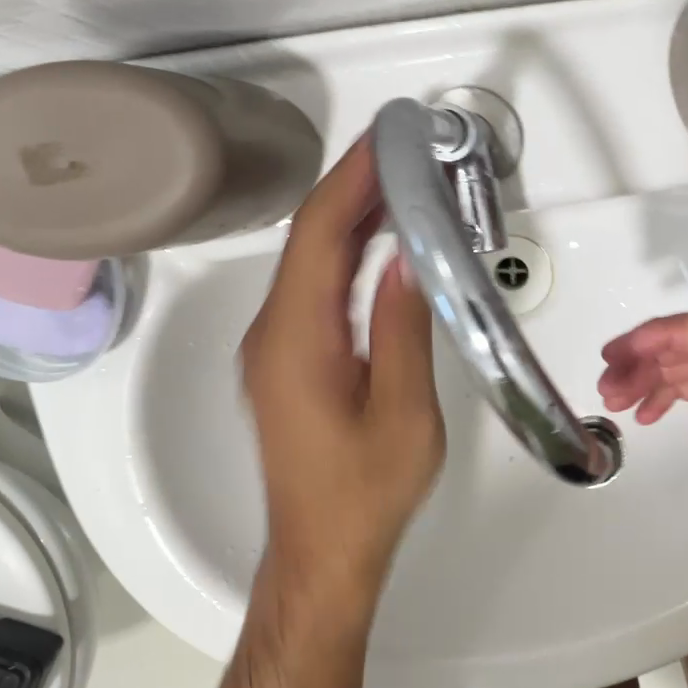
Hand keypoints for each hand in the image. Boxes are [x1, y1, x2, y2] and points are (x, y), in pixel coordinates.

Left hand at [240, 135, 443, 595]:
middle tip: (405, 148)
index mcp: (296, 339)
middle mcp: (273, 332)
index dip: (352, 179)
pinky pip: (315, 287)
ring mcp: (276, 347)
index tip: (388, 137)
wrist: (324, 551)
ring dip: (352, 216)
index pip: (321, 236)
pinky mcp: (289, 360)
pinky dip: (348, 253)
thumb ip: (405, 328)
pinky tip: (381, 242)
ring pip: (311, 260)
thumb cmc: (367, 491)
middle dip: (353, 186)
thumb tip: (414, 256)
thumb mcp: (405, 411)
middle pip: (309, 239)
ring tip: (401, 180)